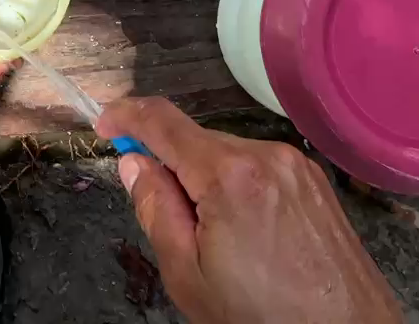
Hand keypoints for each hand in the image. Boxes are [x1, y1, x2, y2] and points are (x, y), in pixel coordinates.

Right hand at [96, 97, 403, 323]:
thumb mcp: (188, 277)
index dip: (124, 115)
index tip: (103, 126)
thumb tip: (134, 162)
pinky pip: (256, 166)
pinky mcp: (316, 181)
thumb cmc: (262, 320)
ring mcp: (296, 165)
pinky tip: (245, 233)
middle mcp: (264, 153)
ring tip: (214, 237)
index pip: (160, 119)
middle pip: (193, 139)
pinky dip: (234, 184)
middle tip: (165, 214)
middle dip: (168, 162)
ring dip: (202, 176)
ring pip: (224, 153)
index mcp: (229, 173)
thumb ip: (154, 208)